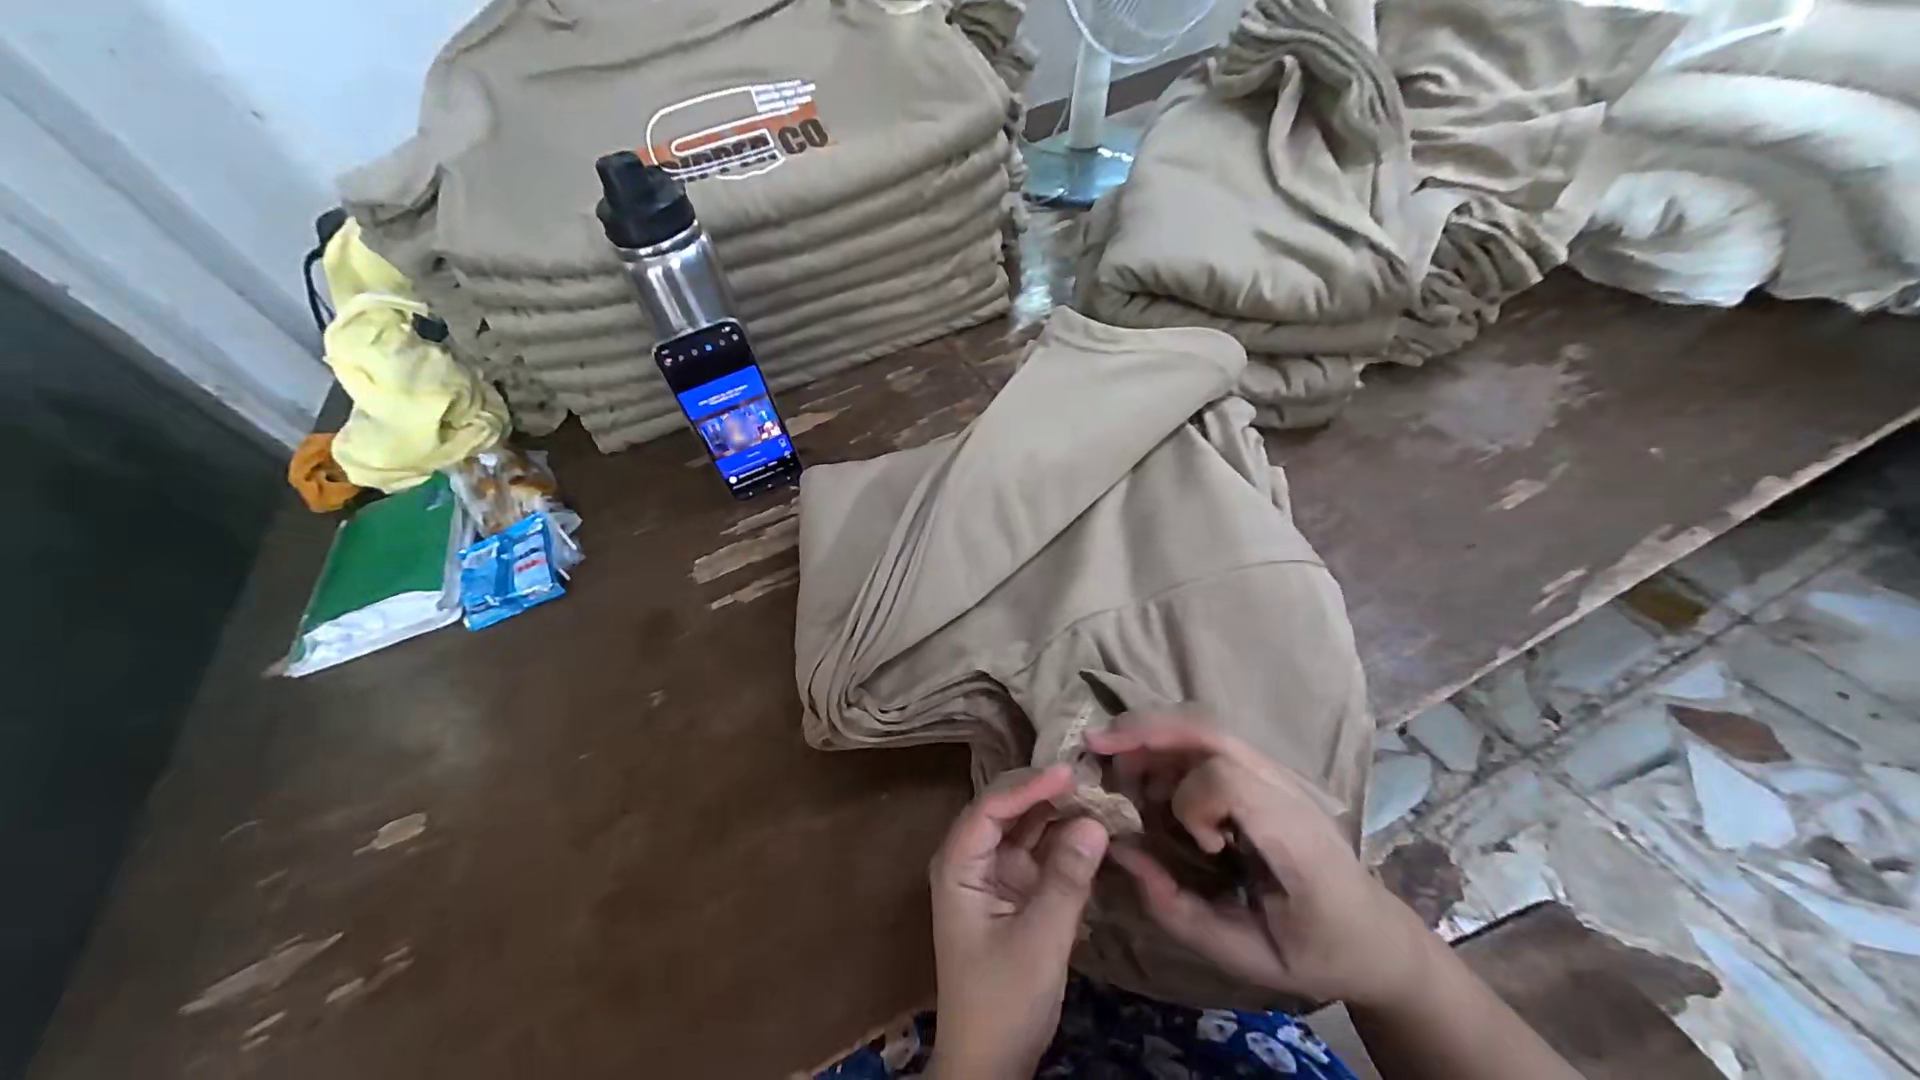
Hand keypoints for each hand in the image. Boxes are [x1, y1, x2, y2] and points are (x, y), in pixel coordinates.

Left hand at [928, 765, 1110, 1079]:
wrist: (989, 1063)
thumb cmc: (1003, 1002)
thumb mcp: (1040, 942)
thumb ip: (1066, 880)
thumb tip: (1097, 822)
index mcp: (957, 865)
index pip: (990, 808)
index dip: (1028, 785)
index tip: (1069, 771)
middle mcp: (972, 859)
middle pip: (1006, 809)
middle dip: (1045, 790)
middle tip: (1090, 774)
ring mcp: (995, 872)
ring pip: (1026, 826)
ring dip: (1059, 810)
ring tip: (1098, 789)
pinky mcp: (1017, 889)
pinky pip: (1041, 851)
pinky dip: (1065, 838)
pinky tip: (1093, 823)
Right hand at [1087, 719, 1436, 1009]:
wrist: (1372, 933)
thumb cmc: (1313, 949)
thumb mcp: (1245, 954)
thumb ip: (1177, 909)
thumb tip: (1119, 851)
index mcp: (1296, 836)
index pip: (1231, 779)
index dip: (1194, 802)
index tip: (1201, 847)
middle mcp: (1286, 787)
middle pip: (1209, 729)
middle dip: (1145, 729)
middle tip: (1096, 744)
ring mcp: (1275, 772)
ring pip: (1204, 725)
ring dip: (1150, 734)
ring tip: (1115, 760)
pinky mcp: (1261, 770)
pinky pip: (1206, 739)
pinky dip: (1165, 743)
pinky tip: (1145, 770)